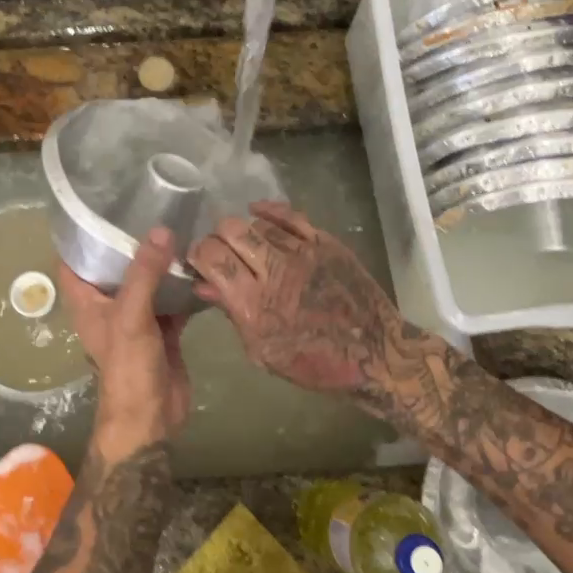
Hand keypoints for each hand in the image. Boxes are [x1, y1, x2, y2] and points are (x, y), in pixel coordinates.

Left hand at [57, 226, 191, 445]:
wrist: (152, 416)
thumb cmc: (127, 365)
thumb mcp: (131, 314)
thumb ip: (144, 273)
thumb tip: (161, 230)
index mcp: (86, 300)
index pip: (75, 258)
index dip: (82, 233)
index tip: (103, 204)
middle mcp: (107, 305)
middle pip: (115, 265)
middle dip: (131, 241)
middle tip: (152, 206)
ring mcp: (135, 317)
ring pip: (145, 281)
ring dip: (159, 261)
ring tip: (180, 225)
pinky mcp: (161, 329)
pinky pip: (170, 299)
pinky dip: (181, 285)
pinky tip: (198, 263)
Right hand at [188, 201, 406, 398]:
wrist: (374, 353)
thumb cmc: (313, 362)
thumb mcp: (262, 350)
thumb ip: (231, 312)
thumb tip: (203, 284)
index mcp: (253, 304)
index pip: (212, 258)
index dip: (198, 254)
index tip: (199, 260)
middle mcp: (274, 270)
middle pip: (230, 231)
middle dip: (217, 238)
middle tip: (220, 251)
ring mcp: (302, 252)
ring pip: (257, 223)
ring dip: (243, 230)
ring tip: (244, 243)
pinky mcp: (324, 242)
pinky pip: (289, 215)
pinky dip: (268, 211)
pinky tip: (257, 212)